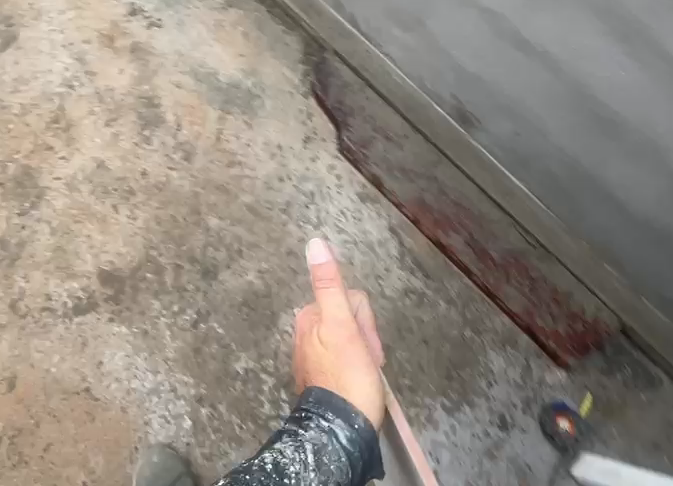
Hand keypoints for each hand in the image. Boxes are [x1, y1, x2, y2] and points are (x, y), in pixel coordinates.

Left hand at [292, 237, 385, 425]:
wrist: (341, 431)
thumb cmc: (347, 377)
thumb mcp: (342, 325)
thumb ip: (328, 283)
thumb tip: (315, 242)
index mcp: (309, 316)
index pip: (352, 299)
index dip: (366, 321)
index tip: (366, 344)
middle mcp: (305, 331)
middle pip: (350, 317)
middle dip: (365, 336)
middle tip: (367, 362)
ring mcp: (311, 355)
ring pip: (350, 338)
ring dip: (363, 353)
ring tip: (365, 375)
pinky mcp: (319, 377)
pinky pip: (345, 358)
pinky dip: (355, 367)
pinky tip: (358, 382)